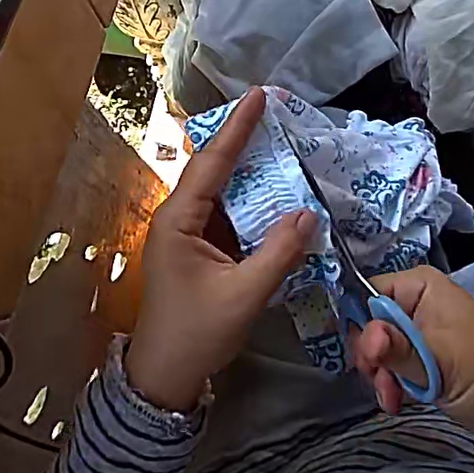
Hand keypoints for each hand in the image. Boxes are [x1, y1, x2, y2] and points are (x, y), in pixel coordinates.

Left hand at [127, 88, 312, 411]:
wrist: (164, 376)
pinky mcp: (203, 247)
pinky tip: (279, 191)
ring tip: (283, 142)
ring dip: (252, 168)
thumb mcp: (243, 295)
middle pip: (216, 168)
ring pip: (225, 189)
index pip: (212, 163)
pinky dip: (255, 199)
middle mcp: (181, 217)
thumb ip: (278, 253)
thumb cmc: (196, 333)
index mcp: (180, 220)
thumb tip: (308, 212)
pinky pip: (232, 212)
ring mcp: (191, 232)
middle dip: (245, 139)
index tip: (258, 96)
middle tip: (277, 112)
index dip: (237, 128)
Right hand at [350, 267, 473, 449]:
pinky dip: (392, 383)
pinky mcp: (424, 353)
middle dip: (373, 358)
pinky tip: (398, 402)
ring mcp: (421, 328)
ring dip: (382, 375)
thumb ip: (400, 349)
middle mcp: (418, 300)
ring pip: (379, 346)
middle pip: (371, 321)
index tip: (367, 360)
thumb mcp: (442, 364)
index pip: (370, 293)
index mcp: (423, 286)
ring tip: (393, 400)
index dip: (362, 325)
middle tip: (382, 384)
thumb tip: (366, 337)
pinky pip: (393, 362)